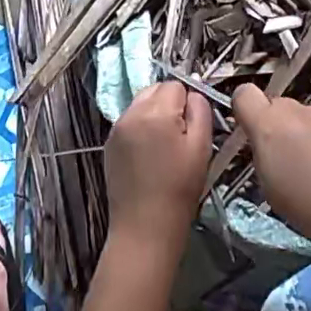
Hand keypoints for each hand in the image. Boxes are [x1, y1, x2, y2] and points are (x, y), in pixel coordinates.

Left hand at [105, 81, 211, 241]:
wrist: (145, 225)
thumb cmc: (180, 188)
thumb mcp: (201, 148)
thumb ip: (200, 112)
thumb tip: (194, 94)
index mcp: (156, 112)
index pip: (176, 85)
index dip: (189, 102)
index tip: (193, 126)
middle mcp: (131, 113)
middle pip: (155, 89)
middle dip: (170, 103)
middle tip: (180, 135)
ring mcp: (116, 128)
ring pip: (141, 104)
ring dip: (154, 114)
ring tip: (164, 145)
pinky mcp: (109, 143)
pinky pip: (129, 122)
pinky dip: (141, 128)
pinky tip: (149, 154)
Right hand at [232, 85, 310, 253]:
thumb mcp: (270, 188)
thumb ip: (264, 155)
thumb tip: (268, 146)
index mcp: (269, 127)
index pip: (244, 94)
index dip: (246, 110)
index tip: (252, 132)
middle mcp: (298, 113)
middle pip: (279, 107)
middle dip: (280, 127)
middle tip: (290, 160)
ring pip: (309, 118)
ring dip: (309, 136)